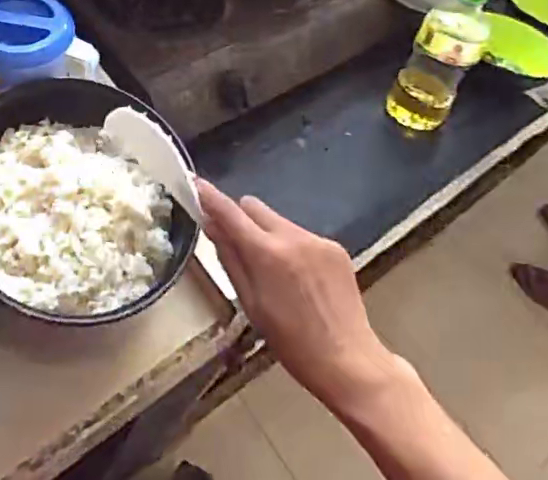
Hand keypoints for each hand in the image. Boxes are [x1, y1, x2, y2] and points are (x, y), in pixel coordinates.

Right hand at [195, 179, 406, 407]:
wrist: (350, 363)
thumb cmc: (292, 344)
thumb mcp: (250, 304)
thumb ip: (229, 258)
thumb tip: (211, 225)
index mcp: (266, 253)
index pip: (229, 212)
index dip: (210, 196)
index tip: (196, 184)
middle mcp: (292, 236)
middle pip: (253, 206)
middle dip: (241, 218)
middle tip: (239, 245)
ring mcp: (317, 240)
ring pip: (277, 220)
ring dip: (268, 234)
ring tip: (277, 273)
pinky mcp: (335, 247)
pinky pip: (301, 235)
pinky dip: (293, 247)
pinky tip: (302, 279)